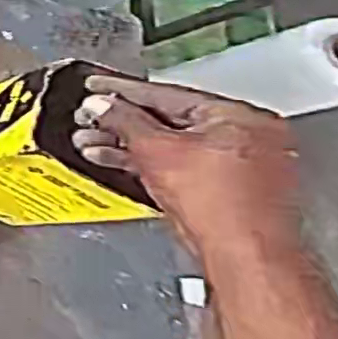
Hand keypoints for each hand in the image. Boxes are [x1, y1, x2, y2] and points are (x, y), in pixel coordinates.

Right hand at [72, 75, 301, 256]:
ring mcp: (240, 162)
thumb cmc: (219, 204)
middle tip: (90, 118)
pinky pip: (180, 163)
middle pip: (169, 119)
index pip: (168, 94)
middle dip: (121, 122)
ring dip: (128, 144)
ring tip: (93, 143)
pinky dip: (149, 162)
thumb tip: (102, 104)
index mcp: (238, 116)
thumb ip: (123, 121)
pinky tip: (120, 161)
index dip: (123, 90)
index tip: (98, 87)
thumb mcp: (154, 150)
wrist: (241, 252)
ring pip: (172, 144)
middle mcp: (246, 135)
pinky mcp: (228, 186)